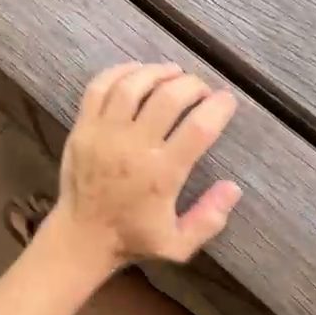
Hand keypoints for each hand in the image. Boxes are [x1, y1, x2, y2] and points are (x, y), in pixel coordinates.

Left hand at [43, 62, 241, 272]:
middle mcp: (134, 148)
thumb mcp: (178, 244)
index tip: (227, 98)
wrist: (81, 236)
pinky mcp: (83, 126)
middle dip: (191, 85)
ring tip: (173, 71)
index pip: (198, 129)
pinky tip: (137, 70)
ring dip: (156, 72)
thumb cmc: (133, 238)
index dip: (217, 108)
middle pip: (167, 98)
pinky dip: (120, 71)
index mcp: (162, 175)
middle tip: (201, 86)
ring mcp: (105, 133)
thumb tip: (234, 187)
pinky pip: (99, 87)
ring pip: (132, 86)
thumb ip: (209, 218)